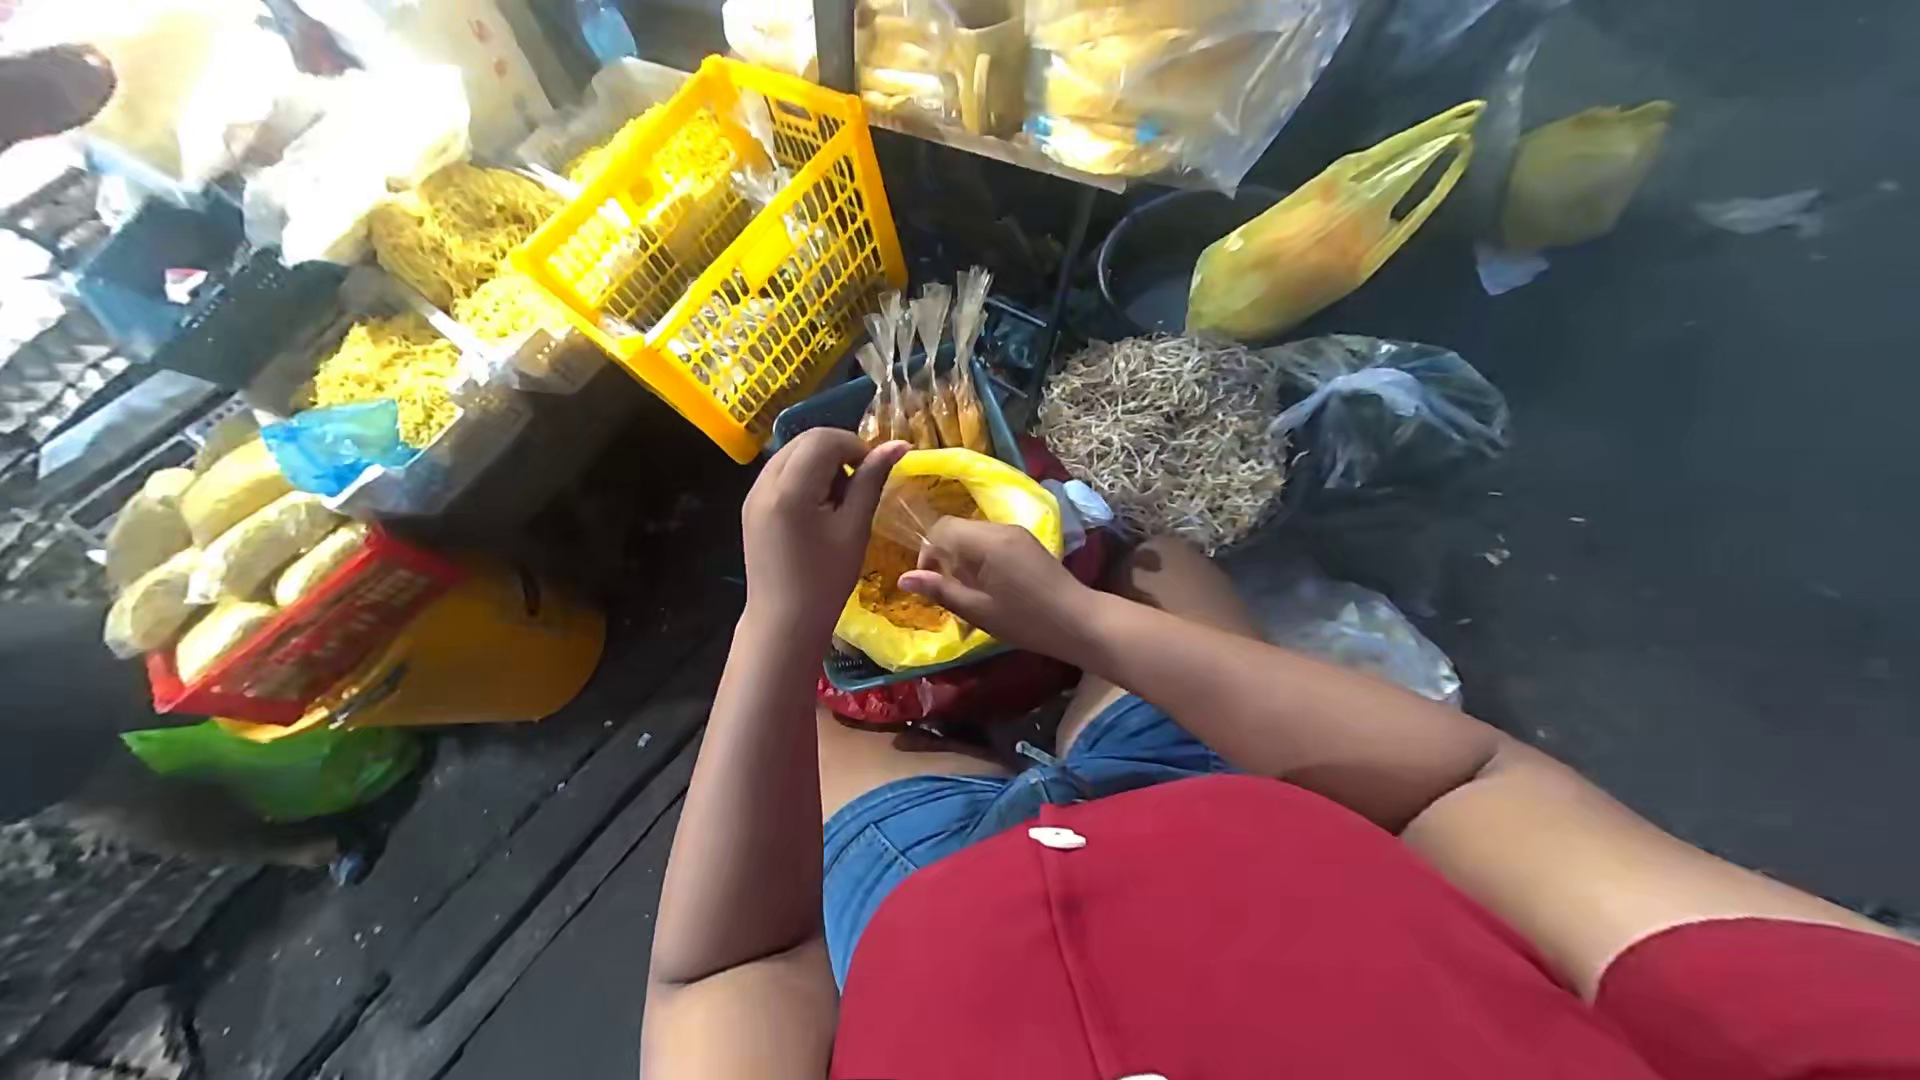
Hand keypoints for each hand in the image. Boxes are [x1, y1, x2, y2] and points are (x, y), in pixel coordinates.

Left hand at [741, 430, 906, 633]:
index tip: (873, 473)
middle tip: (859, 484)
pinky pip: (781, 472)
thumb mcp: (855, 528)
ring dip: (821, 462)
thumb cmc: (826, 580)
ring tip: (839, 499)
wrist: (783, 621)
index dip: (855, 446)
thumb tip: (898, 445)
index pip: (824, 439)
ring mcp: (753, 494)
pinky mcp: (751, 506)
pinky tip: (818, 508)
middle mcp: (765, 483)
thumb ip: (871, 481)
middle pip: (805, 439)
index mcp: (791, 489)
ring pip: (792, 453)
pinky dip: (804, 476)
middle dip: (838, 451)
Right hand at [897, 518, 1096, 660]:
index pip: (941, 529)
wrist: (1079, 621)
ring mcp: (1016, 533)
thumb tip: (904, 578)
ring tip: (970, 593)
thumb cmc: (1026, 620)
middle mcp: (1001, 528)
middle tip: (950, 592)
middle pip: (957, 529)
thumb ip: (941, 590)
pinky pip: (992, 542)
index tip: (931, 583)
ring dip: (963, 559)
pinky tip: (990, 587)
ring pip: (974, 536)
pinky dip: (981, 559)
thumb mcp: (978, 610)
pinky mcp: (1027, 542)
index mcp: (987, 541)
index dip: (927, 553)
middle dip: (945, 557)